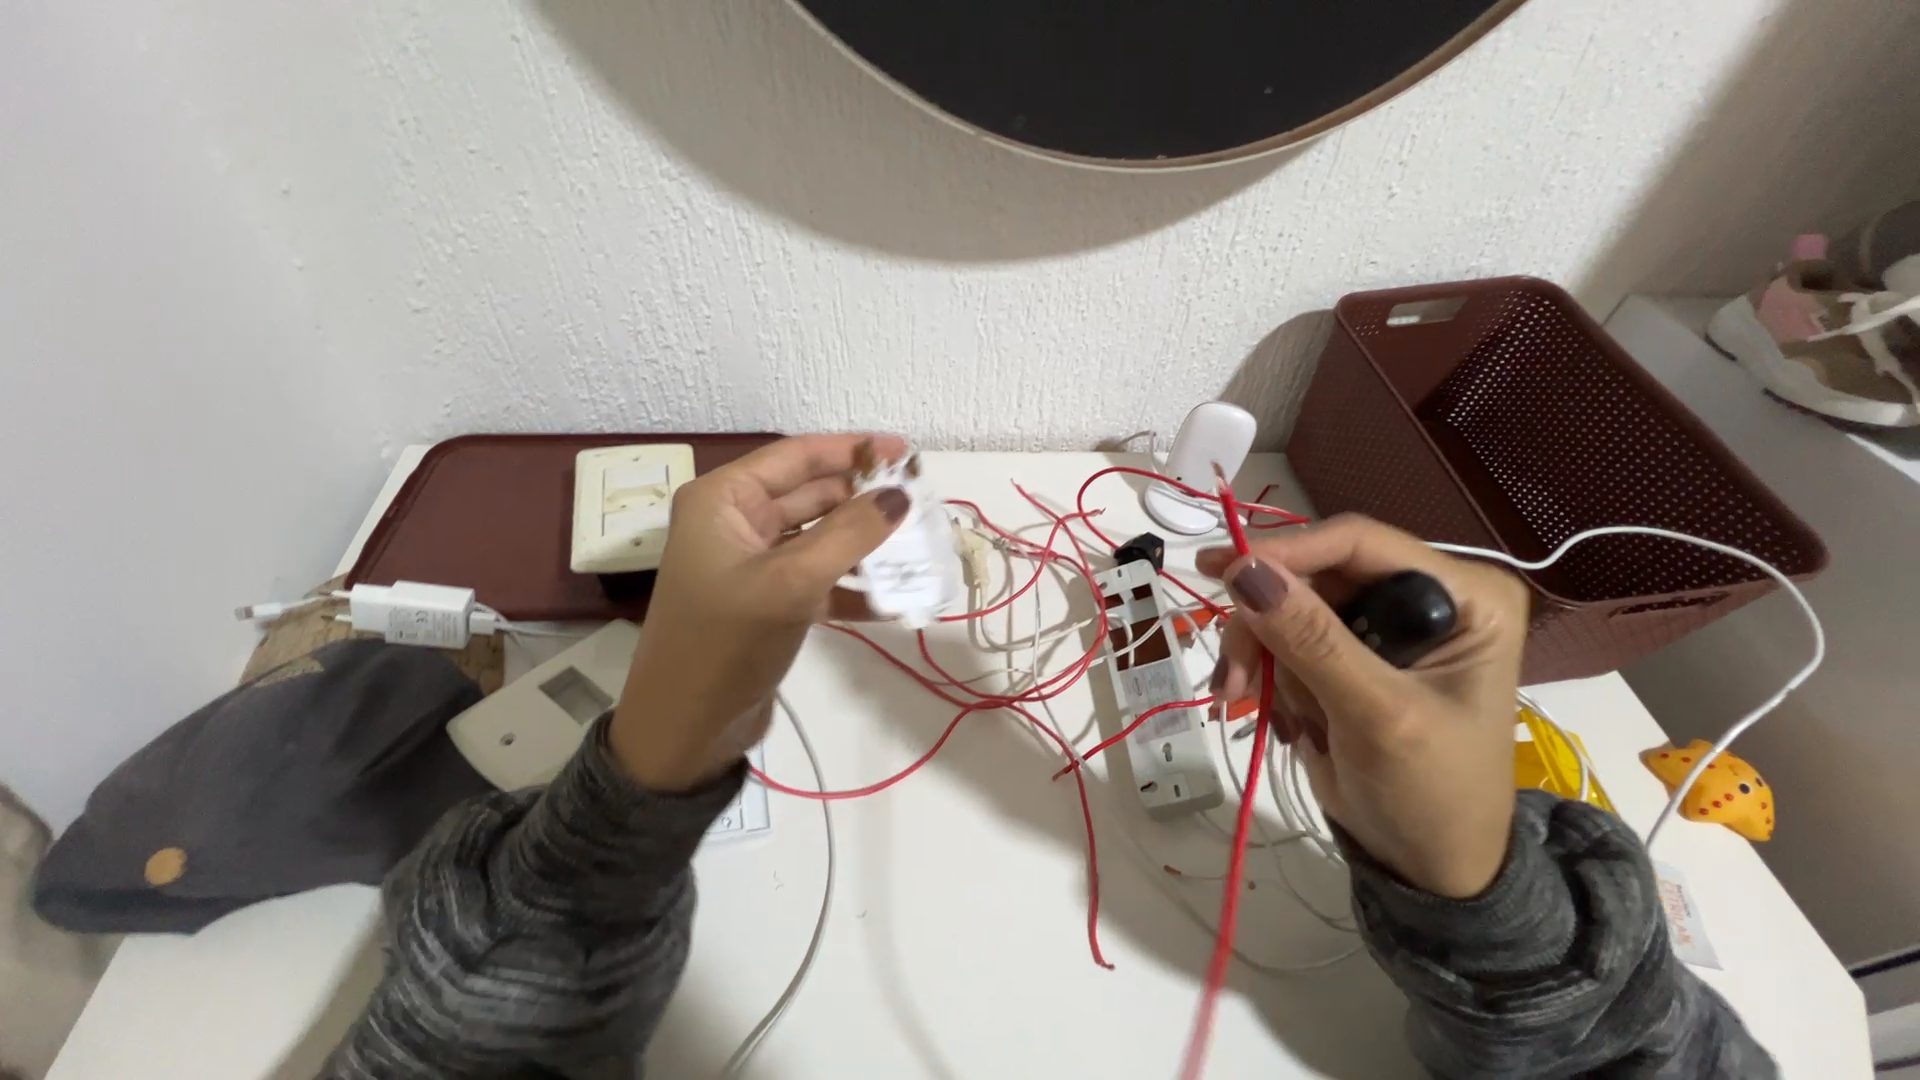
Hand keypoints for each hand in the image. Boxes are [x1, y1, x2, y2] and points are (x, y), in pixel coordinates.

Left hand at [608, 434, 910, 790]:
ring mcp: (753, 565)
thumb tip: (900, 496)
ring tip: (917, 548)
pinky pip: (819, 579)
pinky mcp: (769, 602)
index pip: (797, 457)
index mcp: (724, 500)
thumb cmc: (727, 641)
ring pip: (820, 539)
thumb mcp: (792, 581)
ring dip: (864, 546)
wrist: (686, 729)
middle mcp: (736, 523)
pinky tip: (893, 599)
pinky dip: (852, 586)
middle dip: (864, 500)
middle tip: (921, 503)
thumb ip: (850, 534)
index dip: (852, 450)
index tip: (905, 453)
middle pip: (812, 495)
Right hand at [1196, 514, 1529, 898]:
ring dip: (1256, 653)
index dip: (1288, 552)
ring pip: (1285, 606)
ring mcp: (1378, 627)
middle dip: (1264, 622)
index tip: (1222, 572)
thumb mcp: (1378, 715)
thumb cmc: (1431, 794)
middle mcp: (1421, 597)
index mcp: (1463, 595)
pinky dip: (1263, 672)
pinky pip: (1281, 640)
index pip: (1359, 542)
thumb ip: (1313, 641)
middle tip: (1233, 676)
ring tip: (1242, 701)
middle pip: (1311, 575)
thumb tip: (1244, 570)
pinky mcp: (1344, 655)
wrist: (1426, 864)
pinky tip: (1265, 710)